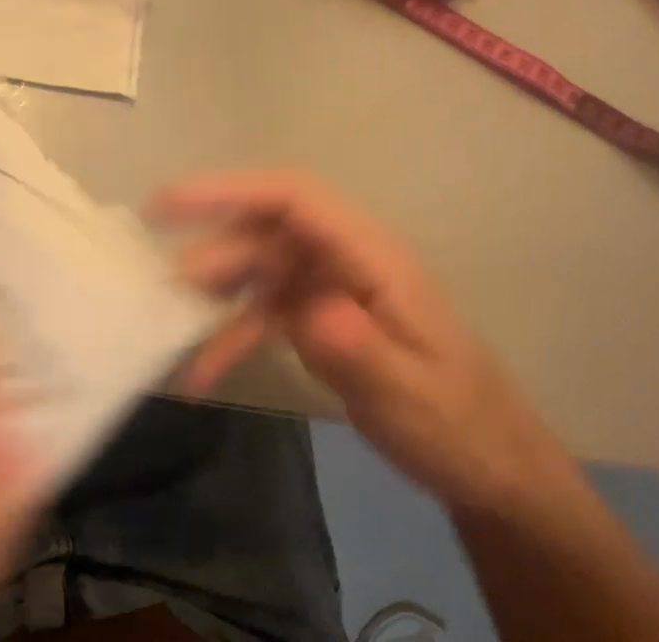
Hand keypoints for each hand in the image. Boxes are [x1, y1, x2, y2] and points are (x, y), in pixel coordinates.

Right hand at [146, 171, 580, 514]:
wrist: (489, 468)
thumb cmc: (458, 426)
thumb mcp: (410, 394)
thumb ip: (359, 349)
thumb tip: (308, 309)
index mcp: (372, 257)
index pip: (294, 199)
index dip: (229, 190)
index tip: (170, 204)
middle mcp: (345, 260)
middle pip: (266, 232)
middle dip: (215, 253)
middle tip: (168, 288)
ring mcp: (329, 289)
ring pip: (257, 268)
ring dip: (216, 291)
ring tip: (172, 321)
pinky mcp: (319, 319)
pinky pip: (263, 313)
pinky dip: (231, 336)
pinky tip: (201, 372)